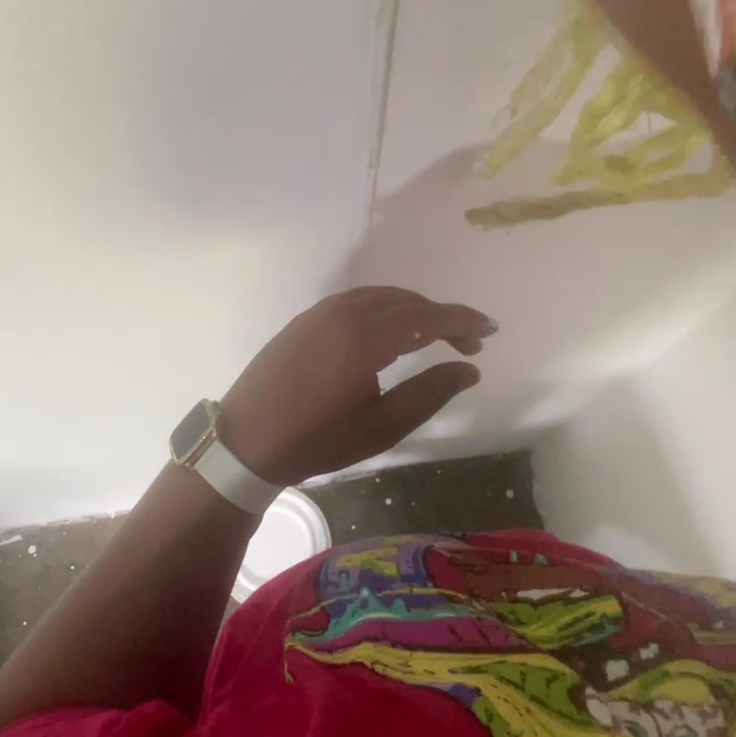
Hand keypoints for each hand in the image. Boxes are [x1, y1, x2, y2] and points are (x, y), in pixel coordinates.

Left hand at [216, 287, 495, 485]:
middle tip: (467, 342)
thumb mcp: (381, 426)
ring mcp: (319, 313)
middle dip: (441, 316)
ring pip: (380, 297)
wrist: (245, 439)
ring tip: (434, 336)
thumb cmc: (316, 440)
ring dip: (412, 310)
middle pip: (405, 301)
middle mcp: (343, 312)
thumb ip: (429, 393)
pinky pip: (356, 301)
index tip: (490, 329)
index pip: (427, 316)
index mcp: (365, 336)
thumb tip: (469, 369)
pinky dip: (384, 309)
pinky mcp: (304, 320)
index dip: (462, 320)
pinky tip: (390, 332)